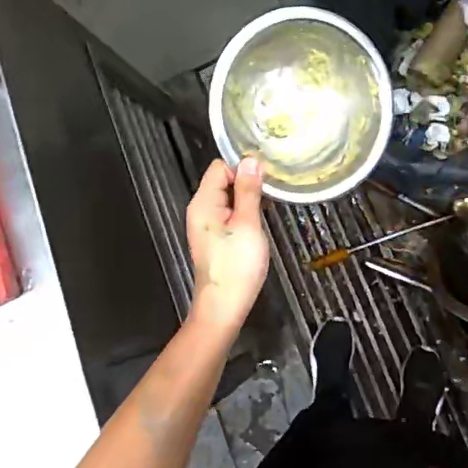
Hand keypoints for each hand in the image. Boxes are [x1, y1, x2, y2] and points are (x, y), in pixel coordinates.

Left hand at [186, 156, 268, 332]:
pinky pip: (228, 215)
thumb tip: (251, 161)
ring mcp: (205, 225)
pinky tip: (255, 228)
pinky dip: (242, 216)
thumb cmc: (235, 267)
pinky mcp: (213, 238)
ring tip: (263, 214)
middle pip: (223, 180)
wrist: (223, 306)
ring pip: (228, 198)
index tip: (264, 181)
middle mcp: (199, 210)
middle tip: (268, 199)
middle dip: (247, 185)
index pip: (220, 166)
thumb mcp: (248, 223)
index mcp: (203, 202)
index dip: (243, 169)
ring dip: (247, 201)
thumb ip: (248, 190)